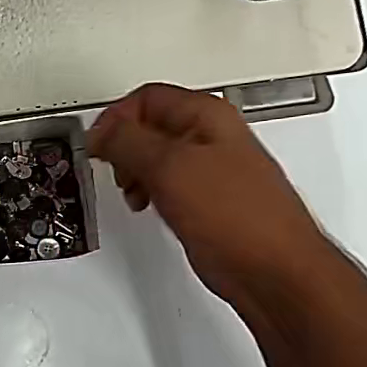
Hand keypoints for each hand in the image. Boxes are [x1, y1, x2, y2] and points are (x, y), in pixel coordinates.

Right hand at [88, 83, 330, 303]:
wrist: (269, 269)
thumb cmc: (242, 219)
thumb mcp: (170, 167)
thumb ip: (128, 142)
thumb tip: (102, 131)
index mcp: (207, 116)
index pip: (146, 98)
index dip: (114, 119)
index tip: (96, 144)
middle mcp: (210, 137)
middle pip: (148, 124)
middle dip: (121, 146)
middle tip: (114, 166)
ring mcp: (208, 168)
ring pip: (153, 155)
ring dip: (131, 170)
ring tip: (131, 188)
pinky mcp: (203, 198)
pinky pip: (163, 182)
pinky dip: (145, 190)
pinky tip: (146, 203)